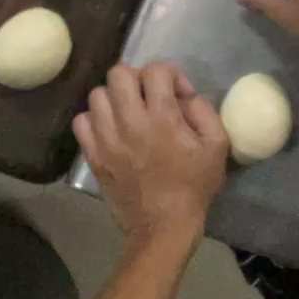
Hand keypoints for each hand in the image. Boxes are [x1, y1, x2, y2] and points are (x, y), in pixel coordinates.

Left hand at [75, 63, 228, 247]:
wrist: (162, 227)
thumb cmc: (193, 186)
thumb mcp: (217, 145)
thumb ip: (204, 111)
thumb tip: (185, 96)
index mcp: (162, 117)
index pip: (155, 70)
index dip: (171, 74)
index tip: (179, 95)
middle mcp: (129, 122)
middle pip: (119, 74)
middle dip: (138, 77)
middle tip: (150, 96)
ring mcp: (106, 139)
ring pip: (97, 95)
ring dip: (116, 97)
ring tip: (130, 111)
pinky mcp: (93, 155)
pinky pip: (81, 122)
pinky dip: (95, 119)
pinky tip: (112, 128)